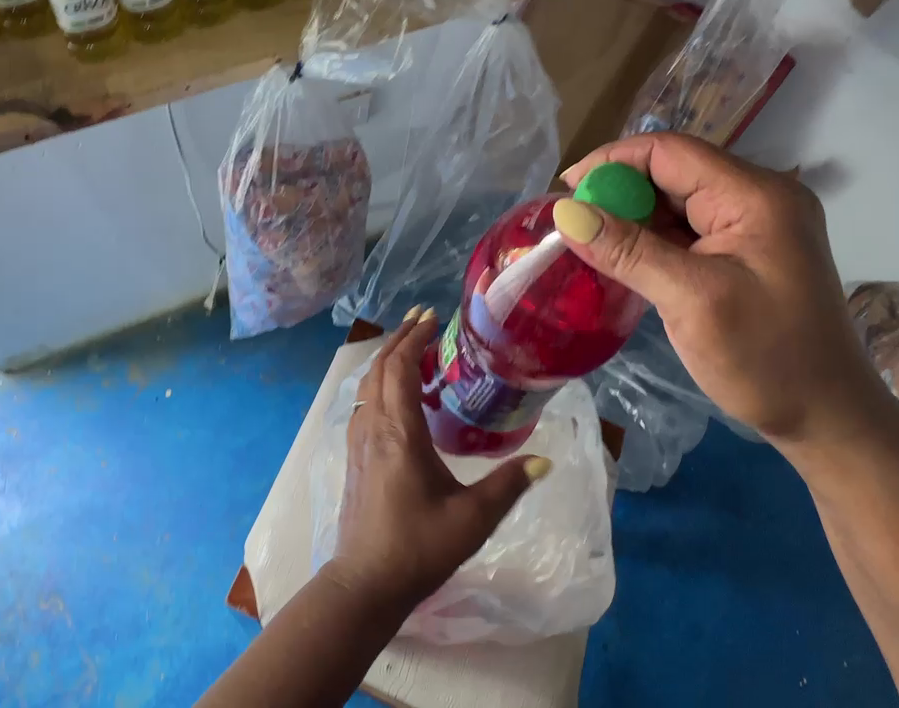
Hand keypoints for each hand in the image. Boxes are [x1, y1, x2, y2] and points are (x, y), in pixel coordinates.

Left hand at [326, 310, 550, 609]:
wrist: (365, 582)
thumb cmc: (418, 547)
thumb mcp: (473, 518)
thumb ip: (508, 485)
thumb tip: (543, 460)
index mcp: (399, 432)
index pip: (401, 368)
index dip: (414, 338)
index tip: (431, 316)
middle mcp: (373, 428)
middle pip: (379, 369)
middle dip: (399, 339)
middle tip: (423, 320)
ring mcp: (358, 443)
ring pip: (367, 386)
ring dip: (386, 360)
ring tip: (410, 350)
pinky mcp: (354, 458)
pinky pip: (363, 404)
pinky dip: (378, 384)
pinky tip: (395, 398)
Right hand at [554, 132, 885, 444]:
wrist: (829, 420)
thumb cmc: (767, 359)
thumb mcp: (691, 301)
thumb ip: (628, 251)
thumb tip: (564, 213)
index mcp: (756, 197)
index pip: (670, 152)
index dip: (612, 162)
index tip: (565, 193)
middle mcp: (758, 197)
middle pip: (671, 172)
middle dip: (618, 192)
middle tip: (573, 225)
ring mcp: (755, 224)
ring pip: (674, 201)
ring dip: (631, 218)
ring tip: (590, 244)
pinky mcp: (745, 251)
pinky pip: (686, 229)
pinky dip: (650, 239)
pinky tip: (622, 259)